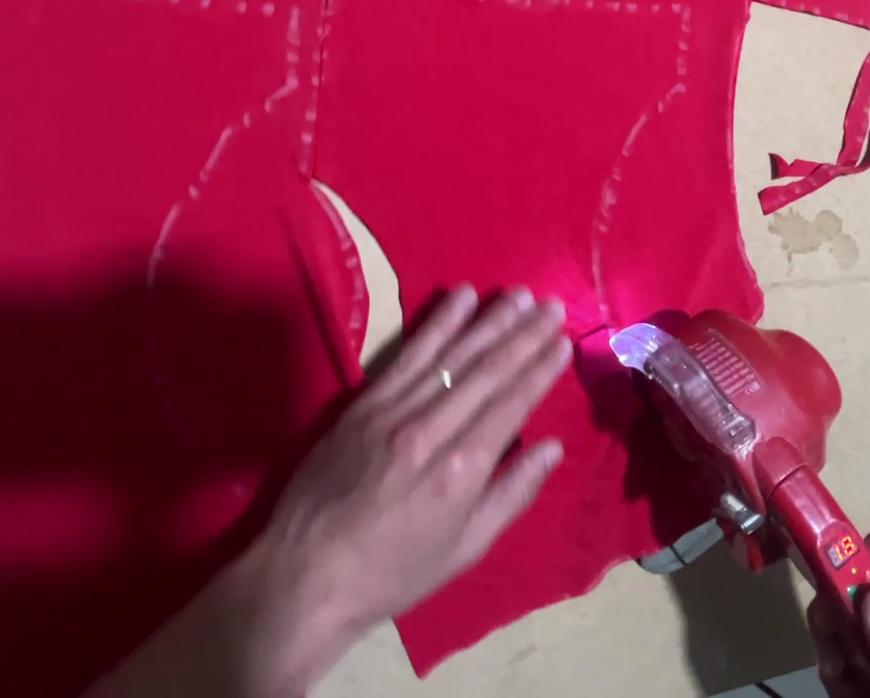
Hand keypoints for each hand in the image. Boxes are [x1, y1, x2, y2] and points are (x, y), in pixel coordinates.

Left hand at [262, 285, 571, 634]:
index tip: (564, 341)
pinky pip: (408, 353)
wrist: (306, 573)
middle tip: (553, 306)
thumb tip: (553, 447)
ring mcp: (394, 410)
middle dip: (525, 335)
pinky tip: (461, 297)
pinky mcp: (365, 401)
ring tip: (519, 295)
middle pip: (487, 371)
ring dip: (490, 320)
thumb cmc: (393, 571)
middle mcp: (431, 429)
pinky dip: (437, 322)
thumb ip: (512, 493)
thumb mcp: (464, 549)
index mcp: (461, 470)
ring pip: (452, 354)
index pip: (512, 404)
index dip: (541, 370)